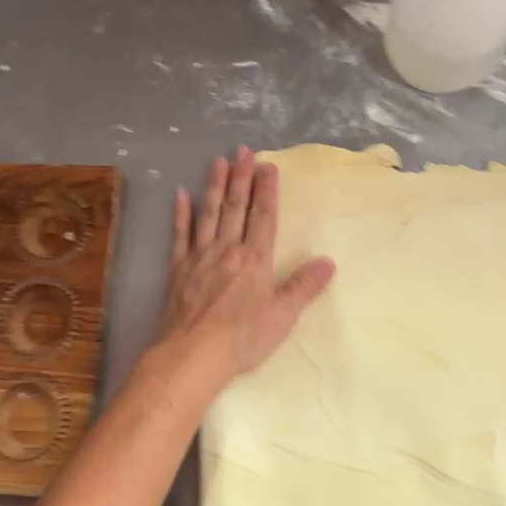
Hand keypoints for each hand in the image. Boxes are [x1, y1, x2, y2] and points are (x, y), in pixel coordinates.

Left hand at [153, 147, 335, 397]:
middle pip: (236, 208)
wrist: (193, 354)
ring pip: (209, 214)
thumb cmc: (242, 339)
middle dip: (241, 178)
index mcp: (255, 260)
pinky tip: (181, 195)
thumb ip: (303, 287)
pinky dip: (181, 214)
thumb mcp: (281, 317)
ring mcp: (199, 257)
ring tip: (218, 162)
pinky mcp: (177, 269)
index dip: (267, 191)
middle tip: (243, 151)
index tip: (268, 167)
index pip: (264, 217)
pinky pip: (180, 235)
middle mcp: (228, 250)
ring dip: (215, 186)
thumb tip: (327, 262)